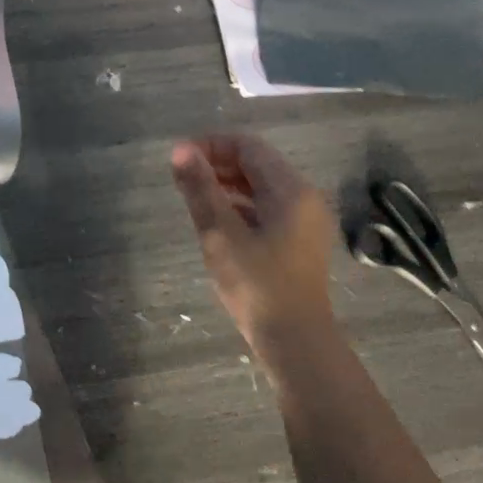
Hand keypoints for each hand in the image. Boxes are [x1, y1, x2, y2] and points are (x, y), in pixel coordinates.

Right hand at [170, 134, 336, 344]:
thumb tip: (180, 150)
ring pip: (261, 187)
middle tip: (179, 177)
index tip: (177, 158)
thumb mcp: (219, 233)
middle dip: (217, 163)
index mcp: (290, 190)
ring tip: (192, 196)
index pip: (248, 147)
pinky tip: (216, 220)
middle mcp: (304, 197)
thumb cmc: (255, 283)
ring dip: (226, 184)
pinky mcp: (299, 240)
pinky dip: (239, 204)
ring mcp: (305, 220)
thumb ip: (200, 188)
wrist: (293, 337)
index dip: (211, 145)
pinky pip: (267, 207)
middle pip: (257, 164)